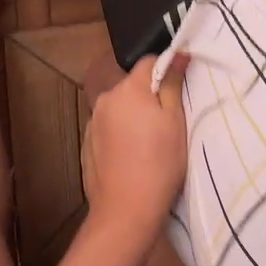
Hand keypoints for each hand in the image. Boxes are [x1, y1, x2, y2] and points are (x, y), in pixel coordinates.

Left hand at [81, 55, 189, 239]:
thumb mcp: (175, 121)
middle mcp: (105, 98)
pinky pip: (108, 130)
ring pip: (119, 109)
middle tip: (165, 125)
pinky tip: (130, 158)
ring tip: (147, 145)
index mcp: (128, 88)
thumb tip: (178, 53)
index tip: (176, 94)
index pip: (148, 62)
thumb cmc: (159, 164)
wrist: (125, 212)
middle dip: (147, 98)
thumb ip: (172, 83)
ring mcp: (93, 122)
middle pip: (132, 86)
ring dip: (132, 117)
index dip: (165, 72)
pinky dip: (119, 136)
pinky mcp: (86, 145)